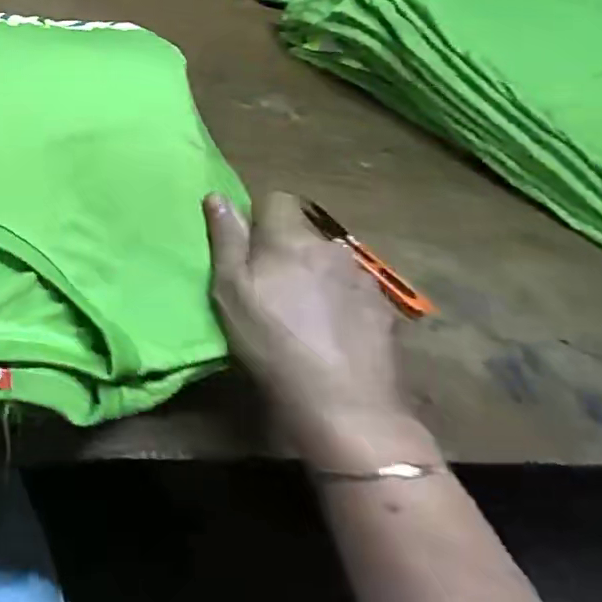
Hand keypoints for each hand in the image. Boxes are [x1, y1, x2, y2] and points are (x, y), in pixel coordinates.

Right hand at [205, 192, 433, 468]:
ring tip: (305, 313)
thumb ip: (226, 240)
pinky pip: (354, 290)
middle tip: (272, 286)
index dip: (261, 218)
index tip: (250, 250)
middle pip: (305, 232)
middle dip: (288, 248)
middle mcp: (330, 247)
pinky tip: (334, 332)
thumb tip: (217, 196)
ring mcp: (363, 278)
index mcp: (291, 238)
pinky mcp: (383, 309)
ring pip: (330, 261)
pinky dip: (342, 301)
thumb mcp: (231, 291)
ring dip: (316, 274)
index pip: (277, 199)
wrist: (345, 405)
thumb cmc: (273, 342)